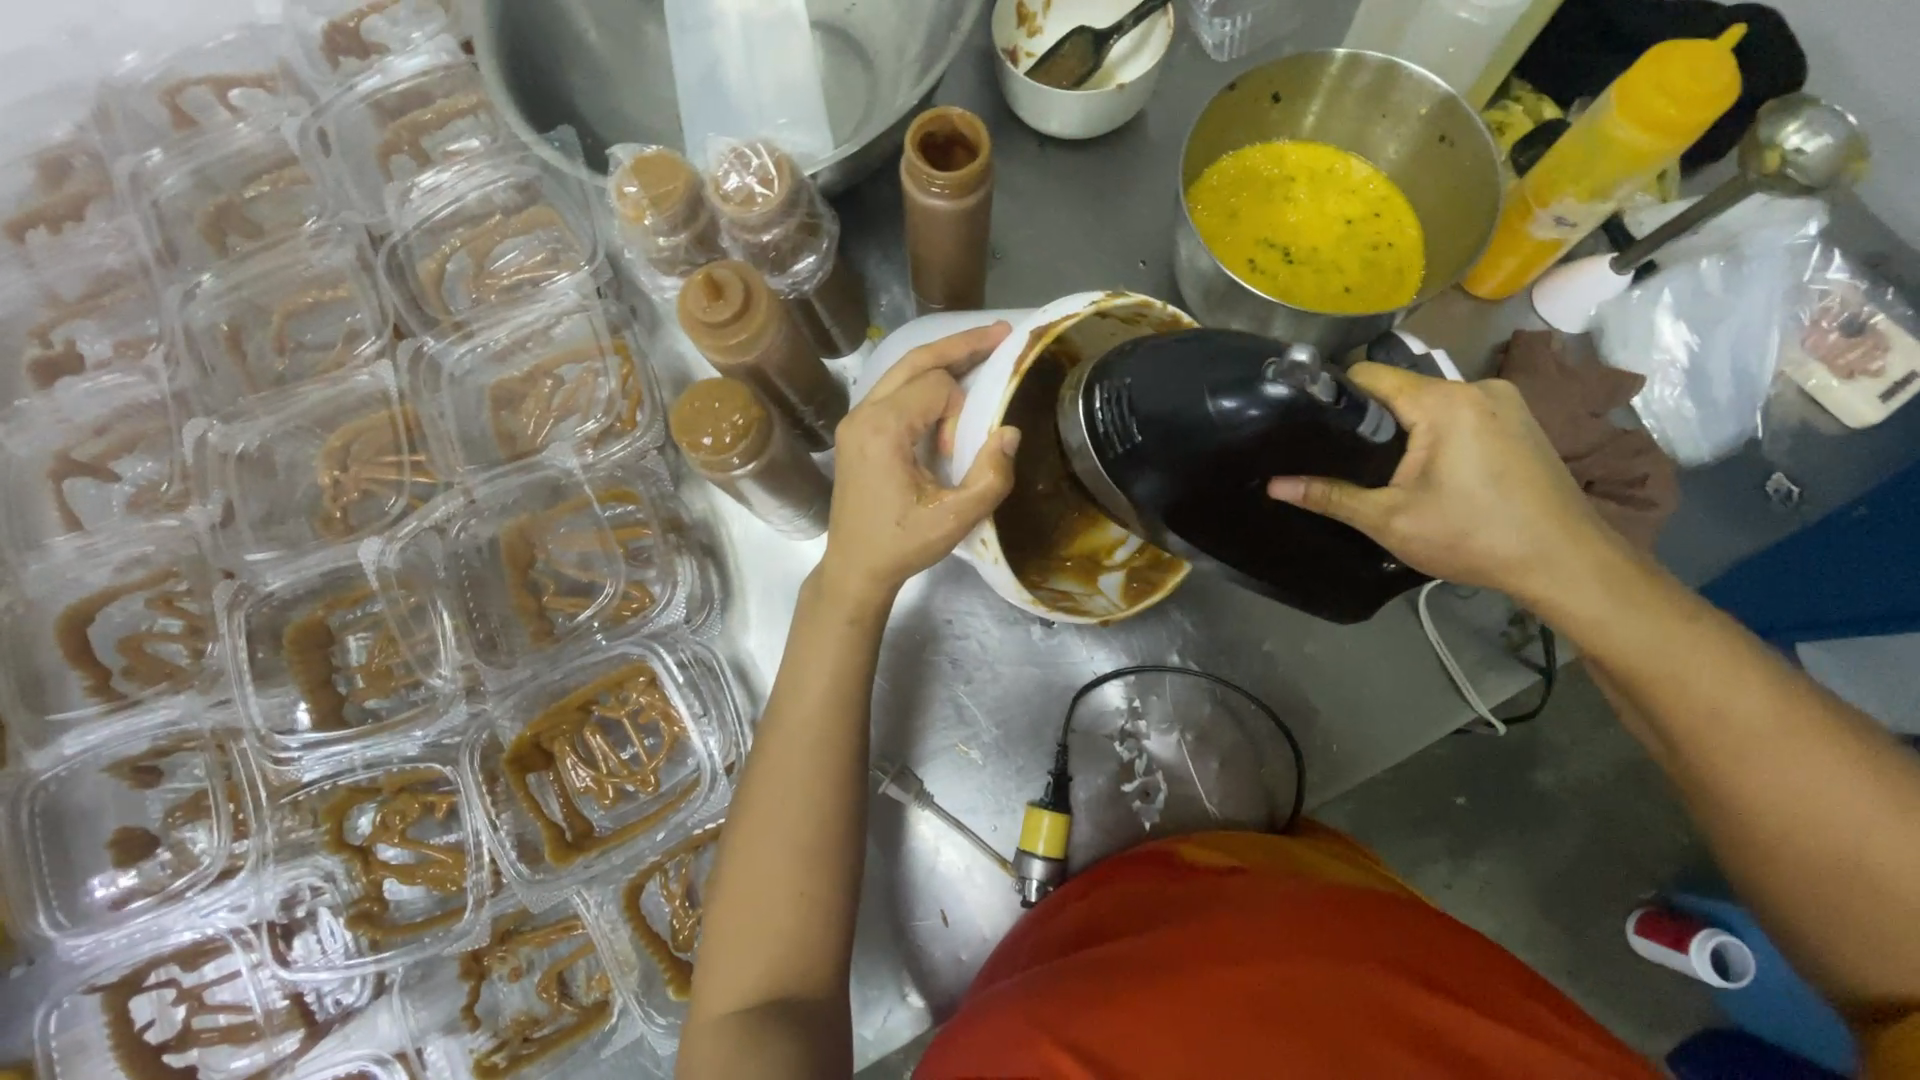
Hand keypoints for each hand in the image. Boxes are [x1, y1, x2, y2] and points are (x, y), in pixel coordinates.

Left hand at [817, 323, 1021, 608]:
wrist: (855, 567)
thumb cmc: (901, 545)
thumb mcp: (955, 520)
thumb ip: (991, 477)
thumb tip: (1009, 432)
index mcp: (883, 429)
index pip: (938, 386)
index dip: (960, 413)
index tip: (954, 454)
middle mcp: (863, 413)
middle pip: (916, 359)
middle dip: (961, 346)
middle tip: (1001, 334)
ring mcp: (855, 420)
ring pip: (902, 370)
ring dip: (942, 362)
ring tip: (981, 351)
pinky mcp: (856, 431)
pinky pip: (894, 390)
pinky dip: (924, 383)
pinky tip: (947, 388)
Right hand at [1266, 362, 1621, 603]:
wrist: (1564, 561)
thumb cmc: (1473, 536)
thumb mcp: (1390, 519)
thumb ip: (1330, 496)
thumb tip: (1275, 487)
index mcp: (1443, 402)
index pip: (1370, 375)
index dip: (1336, 397)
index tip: (1314, 425)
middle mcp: (1477, 388)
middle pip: (1403, 390)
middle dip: (1374, 420)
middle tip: (1347, 459)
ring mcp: (1506, 402)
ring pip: (1433, 403)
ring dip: (1409, 429)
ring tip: (1389, 471)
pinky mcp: (1523, 421)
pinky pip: (1463, 414)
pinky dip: (1441, 434)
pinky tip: (1435, 473)